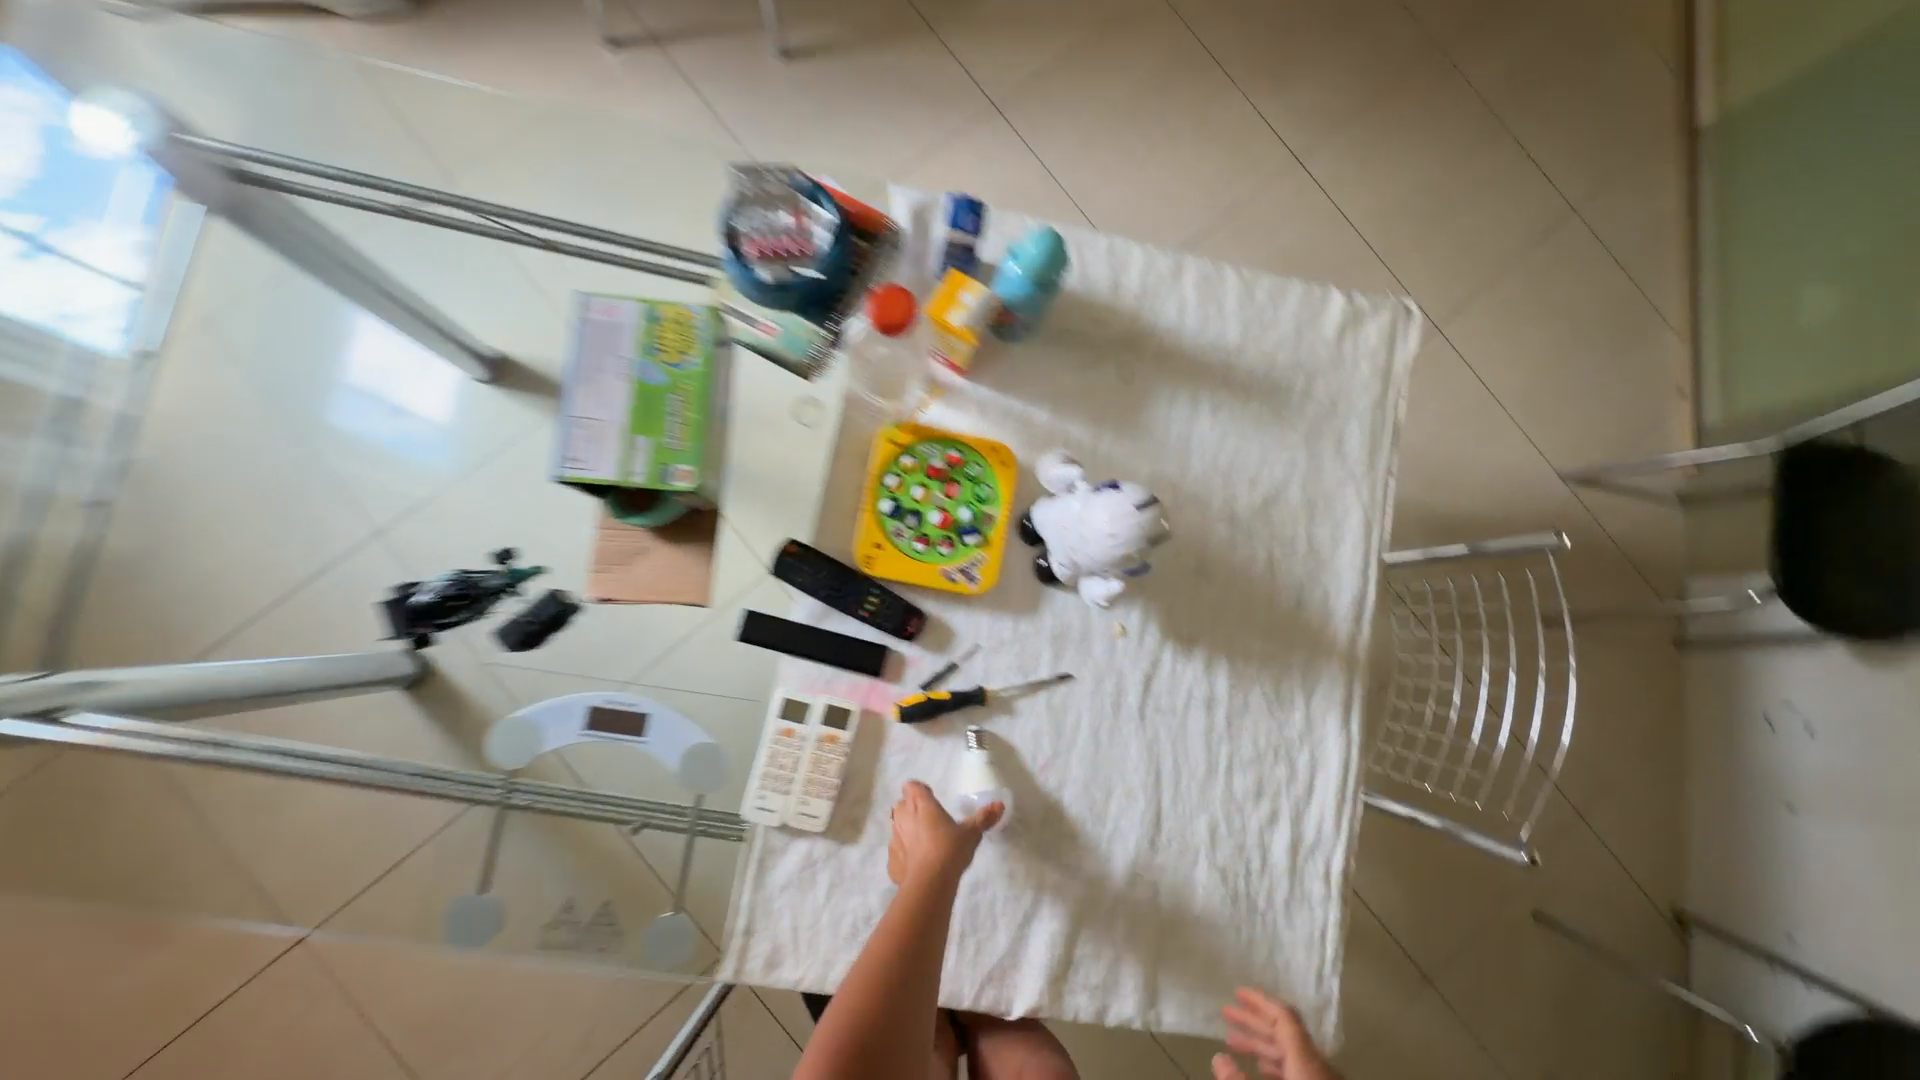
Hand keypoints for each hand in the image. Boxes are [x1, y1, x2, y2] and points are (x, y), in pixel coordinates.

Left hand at [886, 780, 1002, 886]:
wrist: (929, 883)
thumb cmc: (950, 849)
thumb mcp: (972, 833)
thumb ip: (983, 818)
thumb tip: (999, 804)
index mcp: (921, 804)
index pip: (912, 787)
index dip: (920, 791)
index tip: (931, 799)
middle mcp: (903, 817)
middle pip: (902, 805)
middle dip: (912, 809)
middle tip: (929, 821)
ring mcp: (894, 839)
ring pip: (897, 827)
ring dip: (907, 831)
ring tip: (924, 843)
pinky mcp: (891, 860)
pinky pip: (896, 852)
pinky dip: (904, 855)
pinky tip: (917, 865)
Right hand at [1211, 988, 1338, 1079]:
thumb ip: (1239, 1079)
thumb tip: (1218, 1057)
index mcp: (1307, 1060)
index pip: (1285, 1017)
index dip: (1260, 1001)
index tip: (1237, 992)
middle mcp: (1319, 1064)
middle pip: (1286, 1033)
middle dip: (1254, 1021)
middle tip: (1227, 1012)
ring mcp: (1322, 1077)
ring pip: (1292, 1051)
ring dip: (1262, 1043)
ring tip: (1233, 1040)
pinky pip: (1298, 1067)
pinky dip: (1277, 1061)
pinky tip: (1260, 1067)